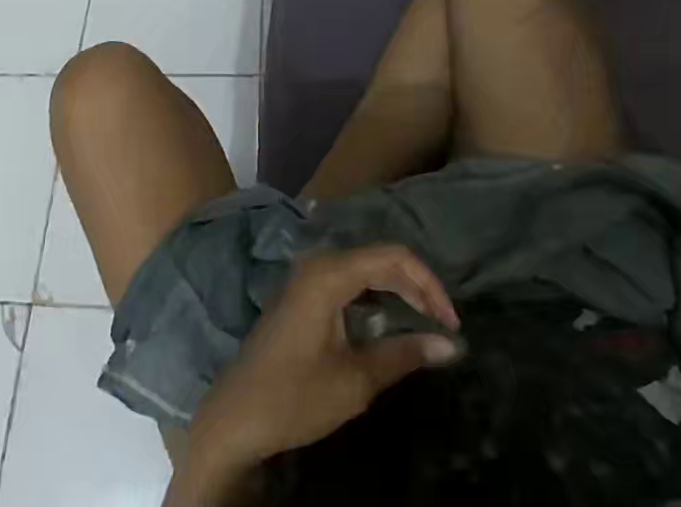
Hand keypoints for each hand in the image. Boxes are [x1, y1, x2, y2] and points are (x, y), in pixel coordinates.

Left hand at [169, 245, 461, 503]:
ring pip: (368, 269)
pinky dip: (379, 297)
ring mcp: (309, 278)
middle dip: (418, 287)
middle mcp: (319, 264)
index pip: (394, 257)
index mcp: (330, 273)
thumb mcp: (355, 381)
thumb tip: (450, 345)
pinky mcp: (304, 295)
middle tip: (444, 324)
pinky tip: (393, 319)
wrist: (230, 423)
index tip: (450, 321)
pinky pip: (352, 281)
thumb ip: (404, 354)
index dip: (429, 283)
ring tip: (426, 321)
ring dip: (400, 291)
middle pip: (382, 258)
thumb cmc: (292, 398)